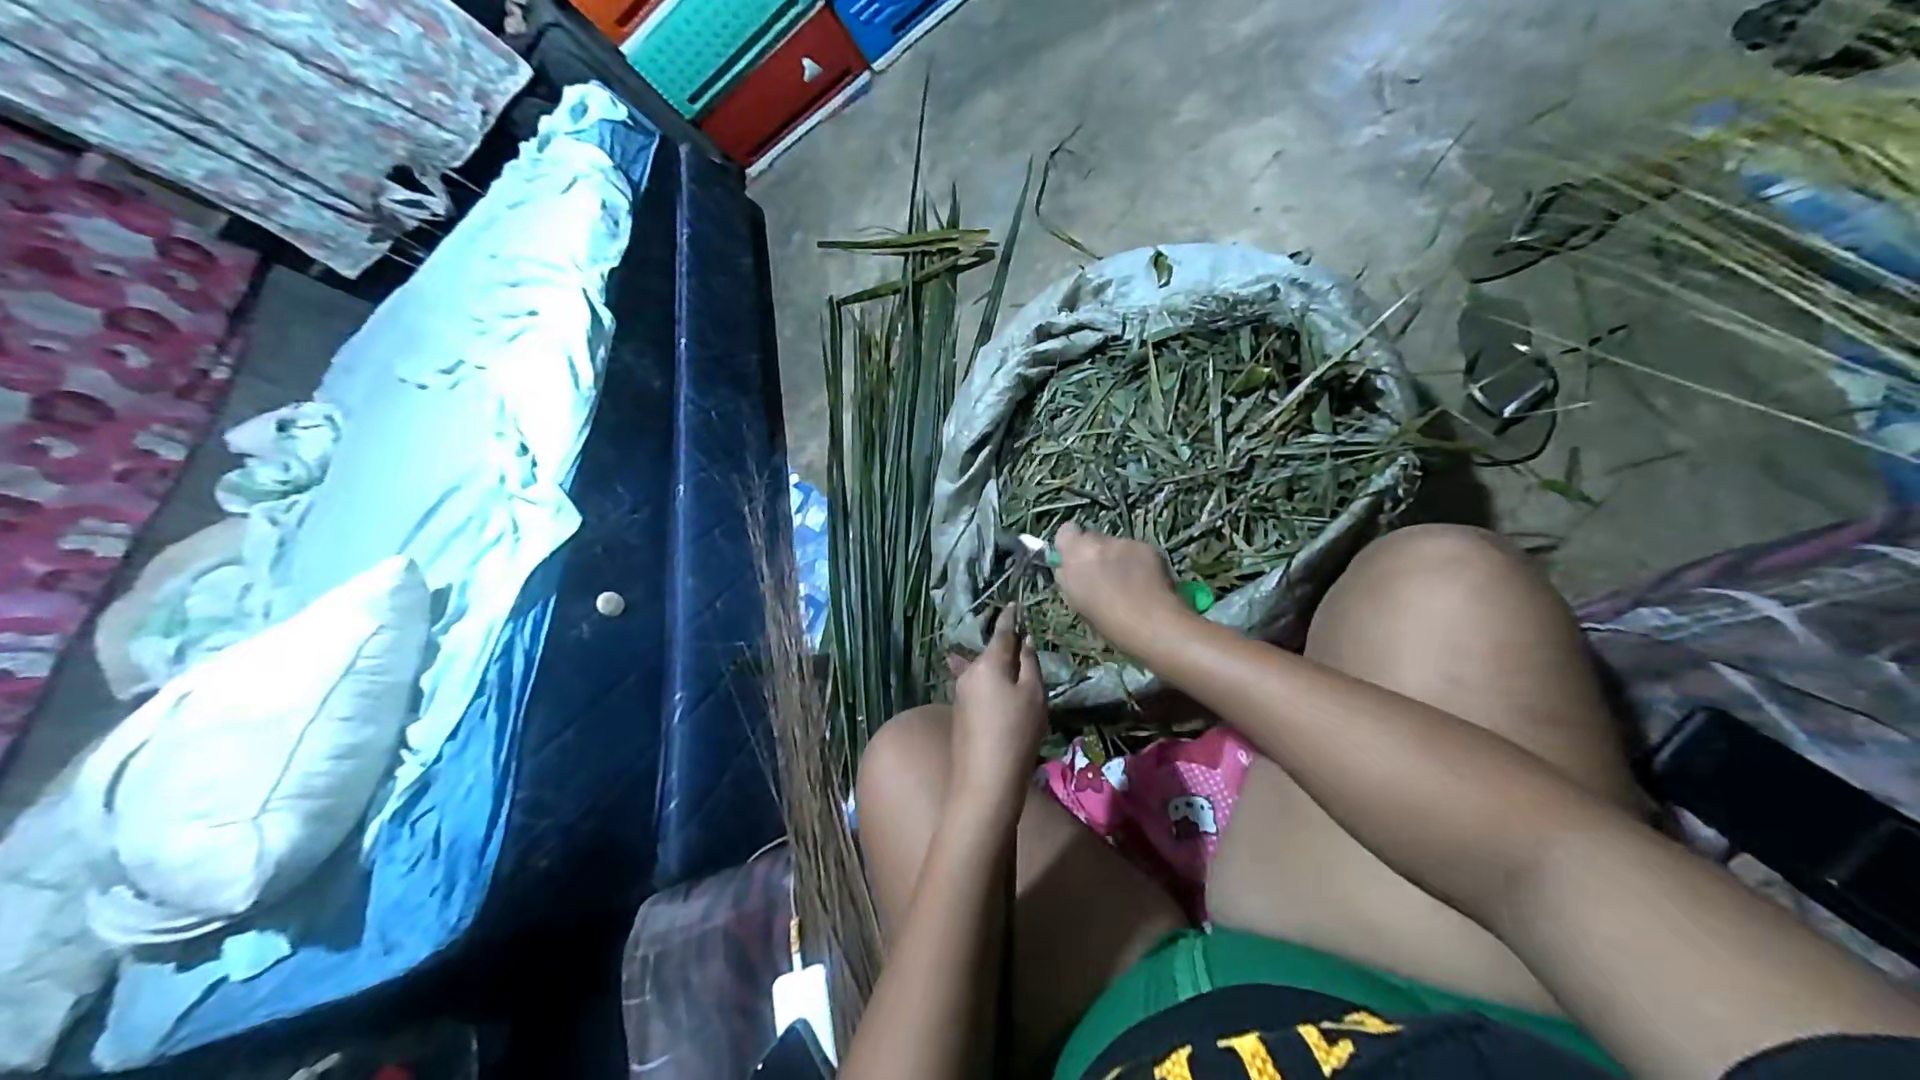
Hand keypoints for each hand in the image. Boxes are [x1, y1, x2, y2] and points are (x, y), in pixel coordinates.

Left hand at [949, 606, 1046, 817]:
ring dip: (998, 670)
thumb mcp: (1034, 695)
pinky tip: (999, 696)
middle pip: (991, 653)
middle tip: (1025, 646)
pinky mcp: (960, 713)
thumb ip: (1029, 664)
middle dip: (1006, 648)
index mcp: (988, 663)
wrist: (985, 779)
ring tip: (1016, 675)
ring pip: (983, 672)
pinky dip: (991, 687)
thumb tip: (1024, 642)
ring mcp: (960, 693)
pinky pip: (979, 689)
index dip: (1010, 618)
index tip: (1014, 604)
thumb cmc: (1016, 731)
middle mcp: (968, 673)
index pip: (1001, 632)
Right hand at [1052, 522, 1188, 651]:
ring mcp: (1125, 542)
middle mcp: (1099, 542)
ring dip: (1117, 557)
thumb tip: (1066, 569)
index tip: (1074, 561)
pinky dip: (1137, 561)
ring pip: (1115, 545)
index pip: (1065, 532)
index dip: (1069, 545)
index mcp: (1075, 554)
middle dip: (1094, 551)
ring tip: (1128, 582)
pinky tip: (1145, 581)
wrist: (1150, 622)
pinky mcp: (1147, 546)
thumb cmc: (1106, 620)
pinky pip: (1136, 550)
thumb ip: (1067, 578)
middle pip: (1091, 537)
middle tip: (1102, 574)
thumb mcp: (1075, 601)